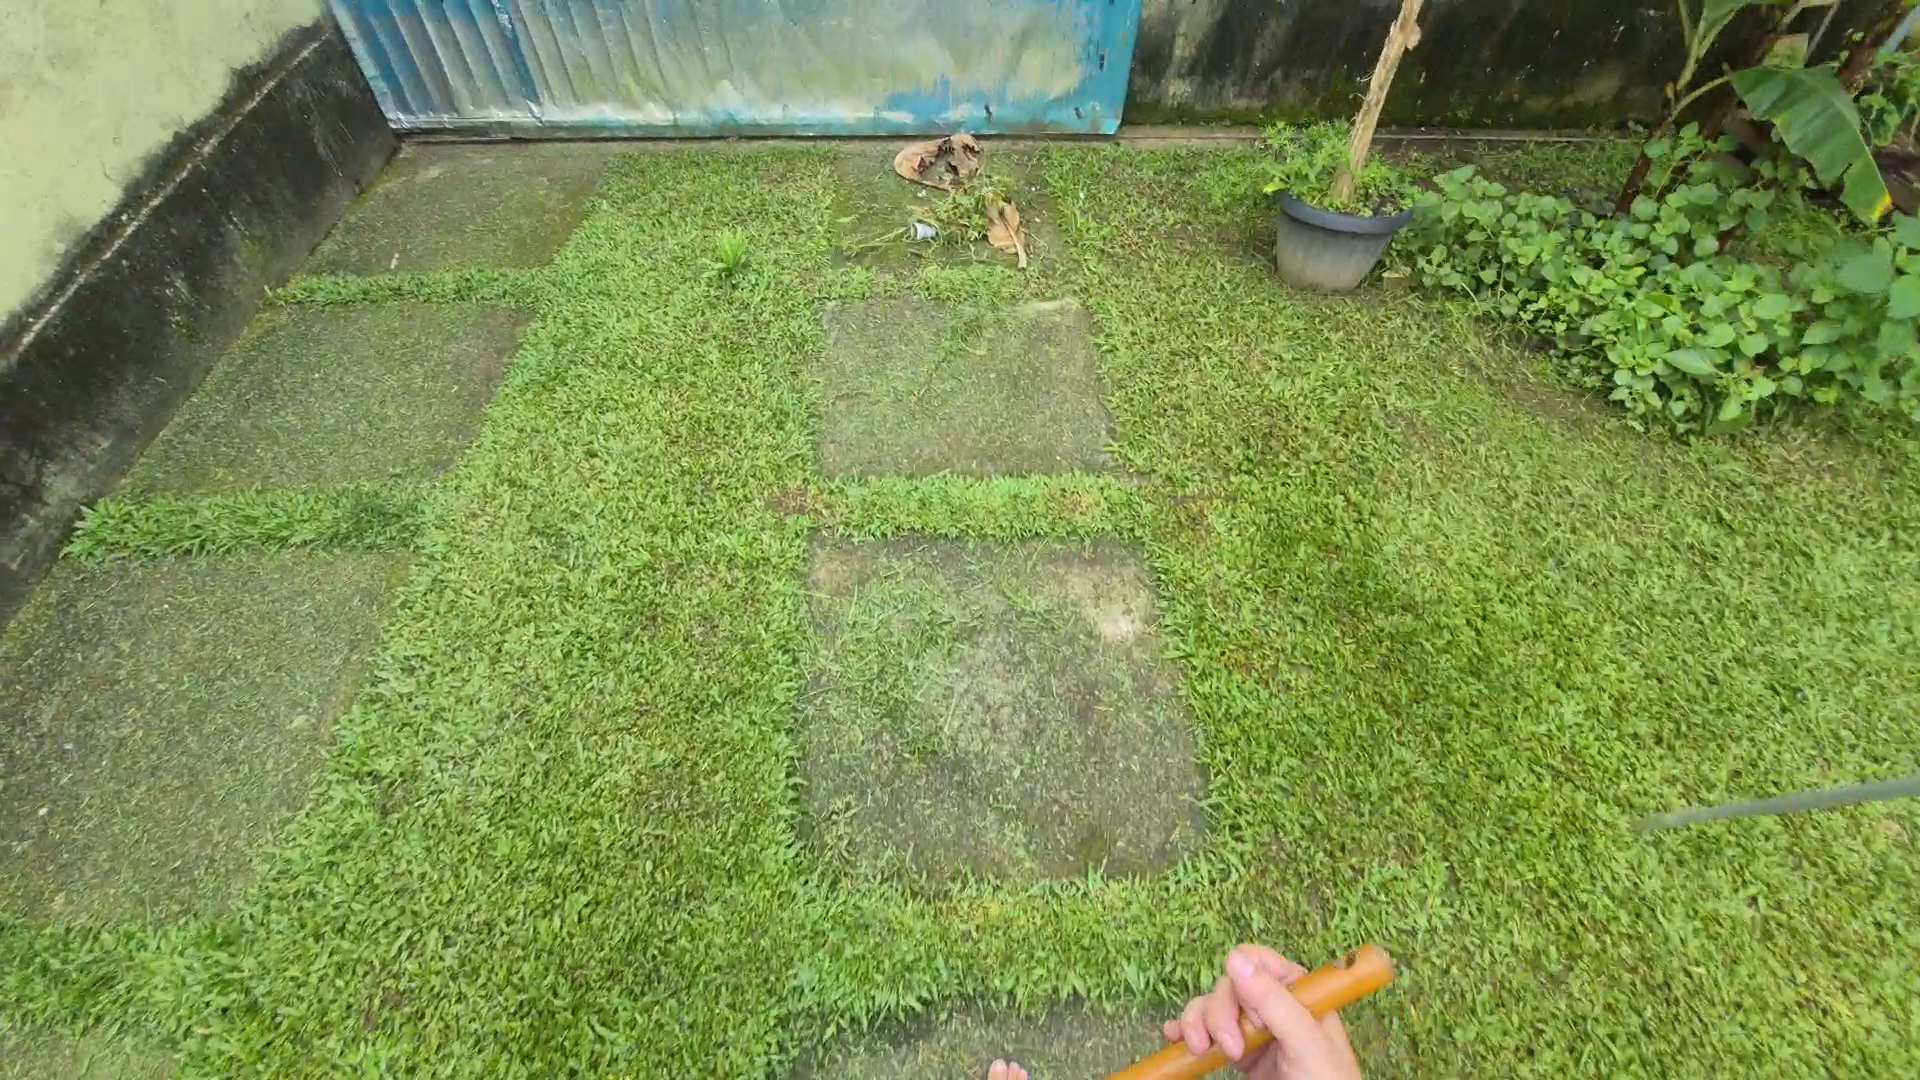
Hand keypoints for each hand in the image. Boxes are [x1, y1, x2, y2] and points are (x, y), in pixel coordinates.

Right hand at [1161, 945, 1362, 1079]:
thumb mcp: (1306, 1045)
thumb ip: (1274, 1002)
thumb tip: (1233, 958)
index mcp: (1295, 993)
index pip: (1257, 961)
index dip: (1245, 981)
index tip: (1253, 1017)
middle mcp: (1271, 1006)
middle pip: (1227, 985)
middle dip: (1220, 1013)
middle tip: (1230, 1048)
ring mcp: (1252, 1031)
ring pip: (1210, 1005)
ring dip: (1197, 1022)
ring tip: (1198, 1050)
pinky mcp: (1237, 1054)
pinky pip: (1203, 1030)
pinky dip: (1185, 1030)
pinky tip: (1175, 1036)